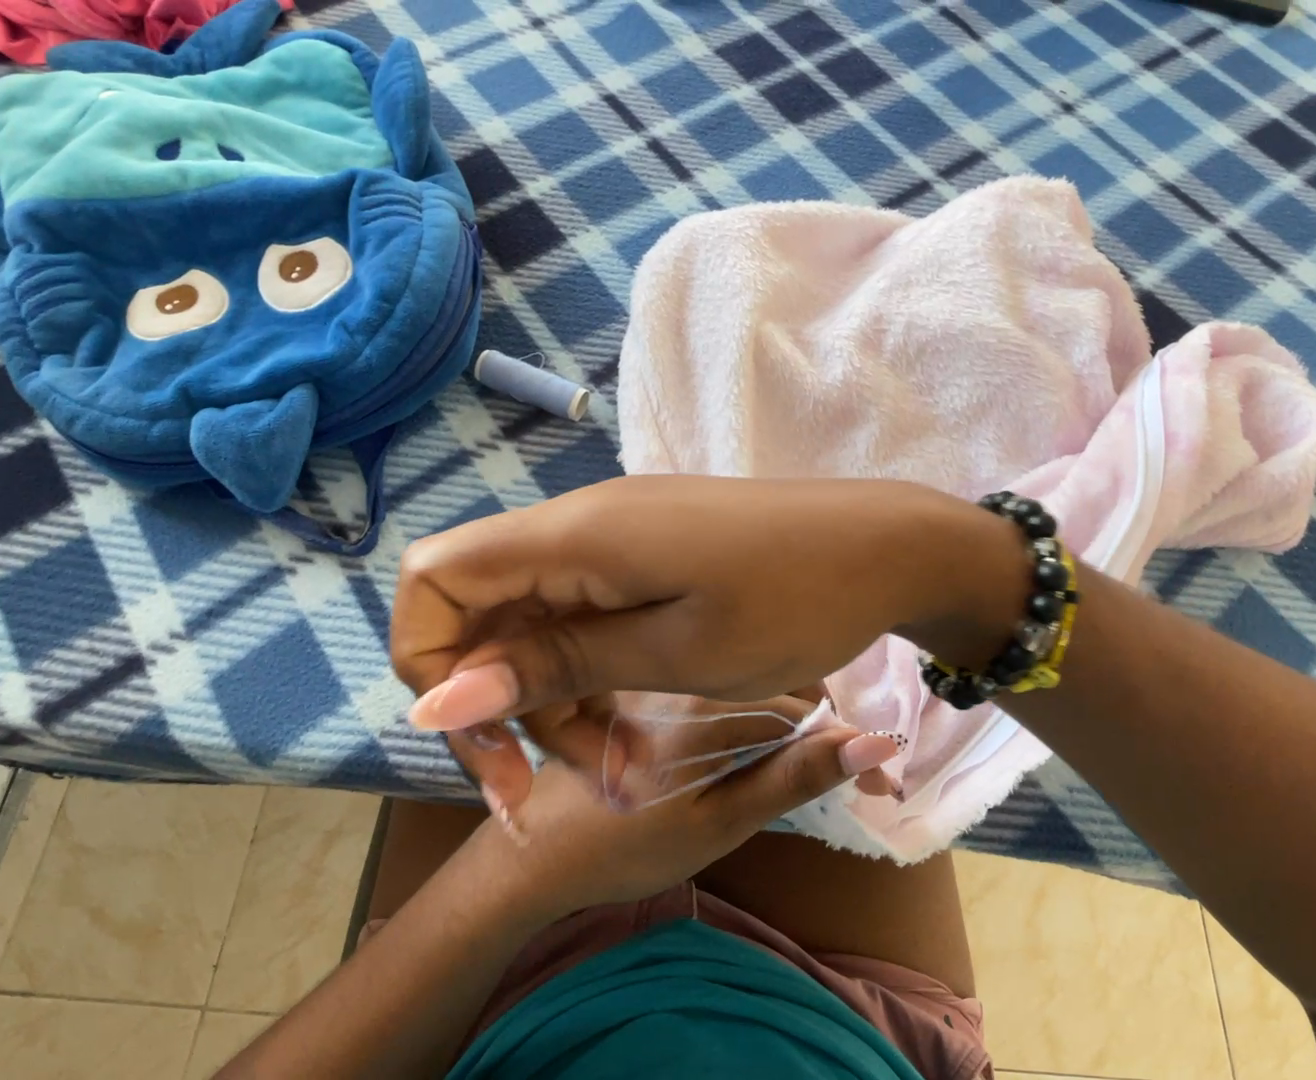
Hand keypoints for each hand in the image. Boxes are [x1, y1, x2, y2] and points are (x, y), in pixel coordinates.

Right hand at [388, 476, 1028, 815]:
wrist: (885, 548)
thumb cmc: (793, 603)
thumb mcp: (672, 655)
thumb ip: (553, 668)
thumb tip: (436, 700)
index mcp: (571, 538)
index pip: (434, 580)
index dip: (430, 663)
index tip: (484, 740)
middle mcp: (574, 526)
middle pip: (478, 610)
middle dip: (502, 699)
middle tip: (568, 774)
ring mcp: (608, 538)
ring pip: (530, 622)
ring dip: (554, 698)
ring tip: (622, 763)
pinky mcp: (637, 554)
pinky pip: (577, 616)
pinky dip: (587, 674)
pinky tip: (630, 723)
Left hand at [474, 711, 905, 920]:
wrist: (531, 852)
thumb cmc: (625, 850)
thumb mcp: (717, 824)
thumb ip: (791, 779)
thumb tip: (872, 748)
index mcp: (702, 701)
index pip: (802, 708)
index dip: (848, 744)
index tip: (885, 782)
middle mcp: (678, 667)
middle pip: (775, 676)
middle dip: (822, 719)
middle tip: (851, 766)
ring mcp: (654, 668)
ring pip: (743, 671)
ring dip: (786, 705)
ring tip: (809, 751)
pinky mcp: (639, 678)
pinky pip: (710, 673)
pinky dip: (745, 699)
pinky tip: (752, 731)